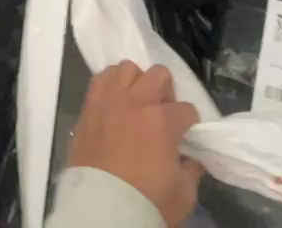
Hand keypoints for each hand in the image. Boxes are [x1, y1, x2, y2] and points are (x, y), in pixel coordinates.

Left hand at [67, 61, 204, 226]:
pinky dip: (111, 83)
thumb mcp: (183, 194)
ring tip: (136, 103)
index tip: (185, 135)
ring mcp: (111, 100)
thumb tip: (191, 157)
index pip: (187, 109)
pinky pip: (102, 78)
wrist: (101, 212)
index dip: (190, 122)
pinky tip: (115, 100)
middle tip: (162, 114)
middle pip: (160, 75)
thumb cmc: (145, 202)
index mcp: (163, 121)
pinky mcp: (90, 106)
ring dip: (137, 82)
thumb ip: (191, 169)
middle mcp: (138, 101)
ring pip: (129, 68)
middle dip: (166, 92)